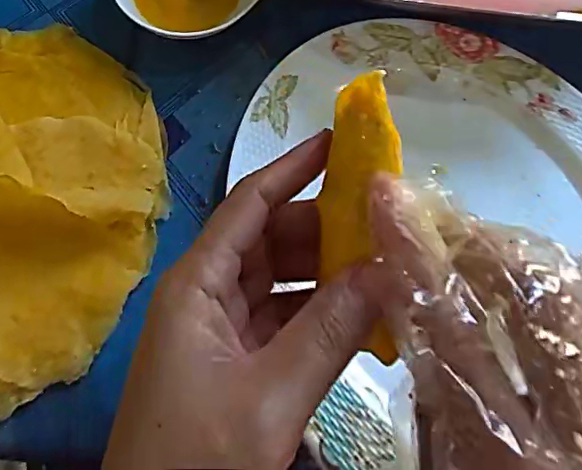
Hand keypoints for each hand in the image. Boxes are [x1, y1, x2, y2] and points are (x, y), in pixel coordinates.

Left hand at [105, 130, 380, 469]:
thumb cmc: (198, 456)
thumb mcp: (269, 398)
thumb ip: (328, 334)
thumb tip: (384, 270)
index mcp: (197, 280)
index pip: (249, 203)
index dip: (292, 168)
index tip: (336, 143)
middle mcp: (205, 291)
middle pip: (267, 239)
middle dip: (320, 225)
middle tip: (376, 216)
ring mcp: (218, 328)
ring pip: (277, 279)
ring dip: (323, 272)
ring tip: (378, 261)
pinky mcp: (231, 363)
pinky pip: (279, 319)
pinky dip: (316, 314)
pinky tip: (357, 315)